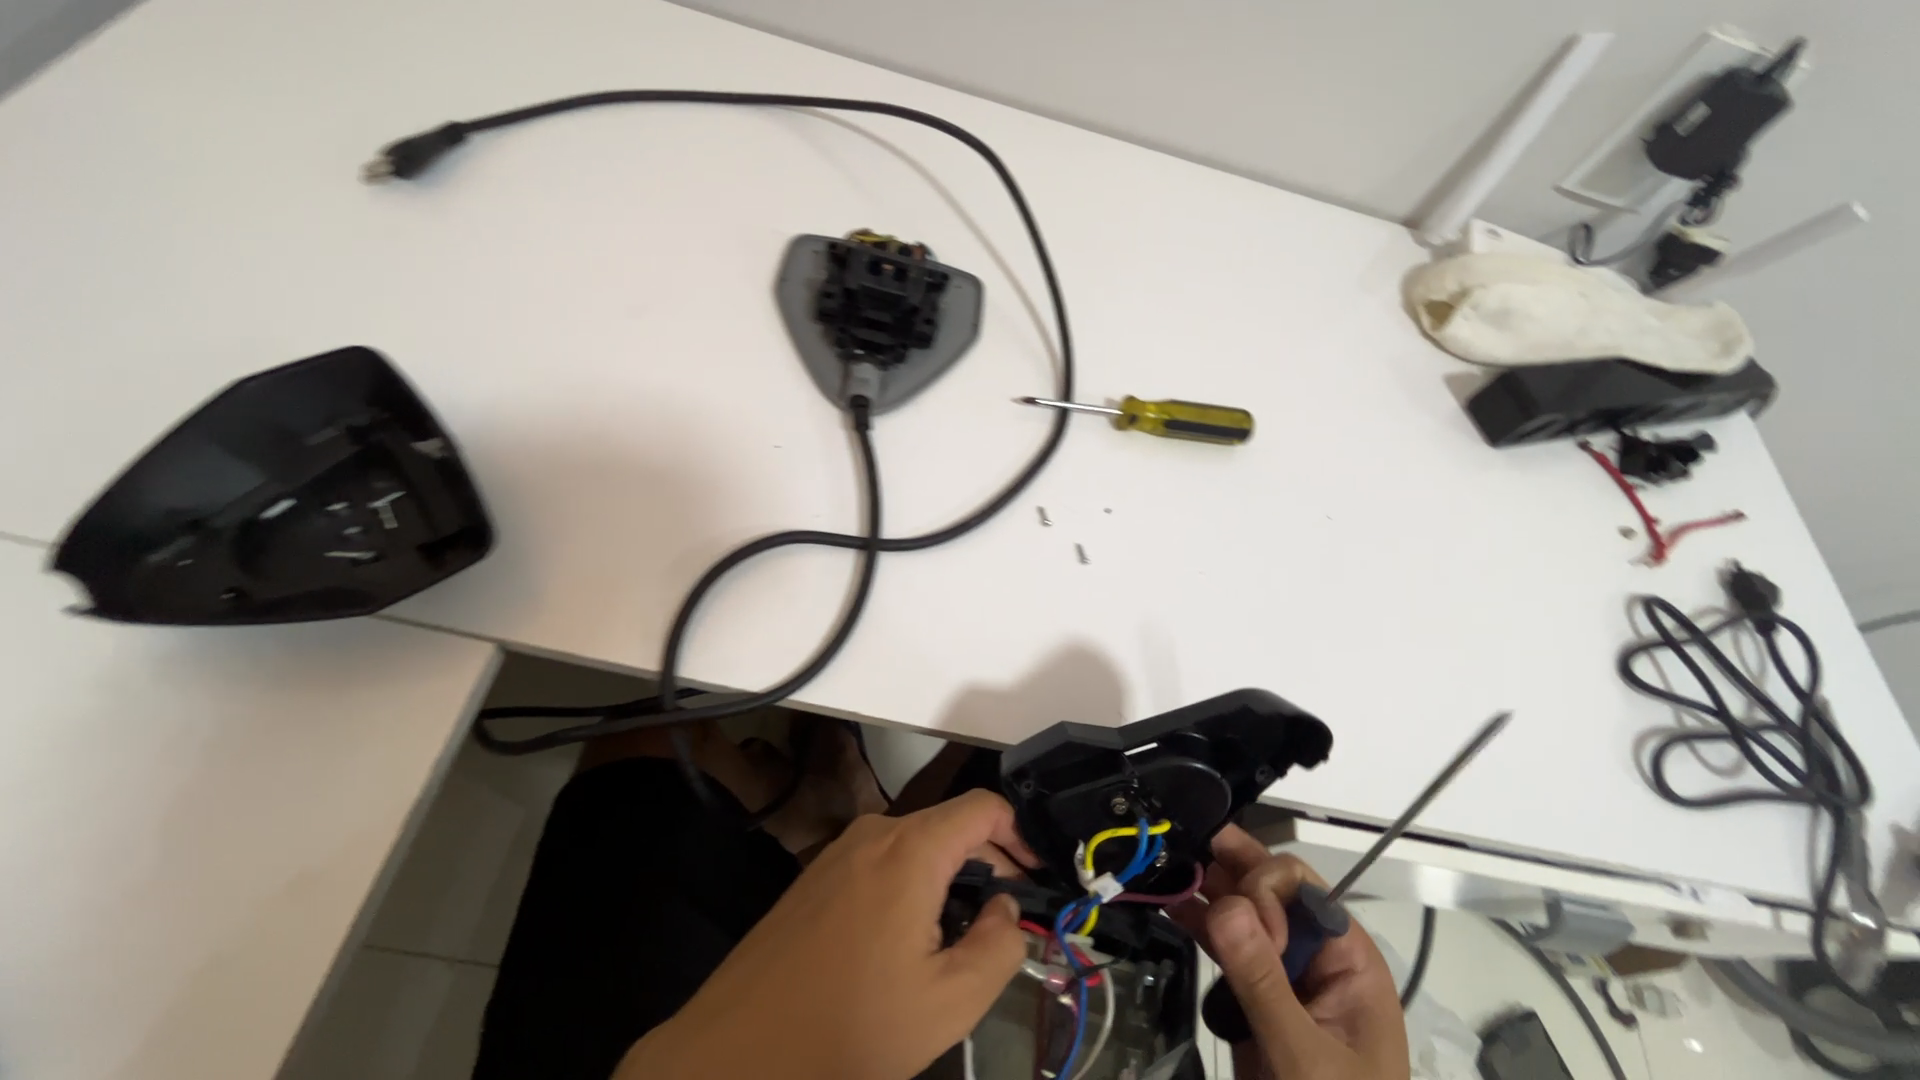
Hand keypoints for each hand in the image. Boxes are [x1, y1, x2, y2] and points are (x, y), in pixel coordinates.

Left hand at [616, 789, 1038, 1079]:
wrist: (739, 1051)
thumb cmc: (851, 1025)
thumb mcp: (949, 1001)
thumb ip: (1000, 945)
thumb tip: (1005, 908)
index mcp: (910, 850)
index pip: (983, 806)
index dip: (1022, 833)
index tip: (1039, 876)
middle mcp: (873, 833)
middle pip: (949, 824)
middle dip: (989, 861)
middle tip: (1006, 917)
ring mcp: (837, 853)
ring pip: (915, 845)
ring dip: (949, 878)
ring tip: (961, 936)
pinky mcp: (815, 877)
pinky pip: (880, 863)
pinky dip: (911, 885)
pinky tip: (909, 940)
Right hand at [1168, 825, 1409, 1079]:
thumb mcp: (1303, 1058)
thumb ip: (1264, 982)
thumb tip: (1226, 906)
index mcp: (1347, 960)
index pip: (1301, 890)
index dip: (1263, 889)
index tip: (1235, 923)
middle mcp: (1317, 956)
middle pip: (1271, 892)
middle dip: (1229, 869)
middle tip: (1185, 843)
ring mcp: (1285, 974)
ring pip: (1244, 913)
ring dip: (1207, 889)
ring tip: (1166, 864)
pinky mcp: (1257, 997)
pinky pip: (1227, 946)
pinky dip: (1199, 925)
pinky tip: (1170, 903)